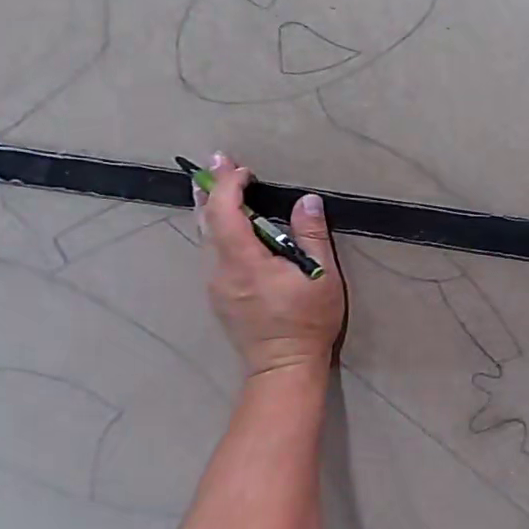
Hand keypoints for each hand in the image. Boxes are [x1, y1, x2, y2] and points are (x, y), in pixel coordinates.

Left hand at [200, 152, 345, 379]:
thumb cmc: (308, 322)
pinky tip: (227, 225)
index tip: (242, 168)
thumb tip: (307, 201)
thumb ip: (312, 236)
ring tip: (216, 184)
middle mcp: (221, 271)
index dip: (229, 186)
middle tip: (217, 160)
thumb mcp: (322, 278)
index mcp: (245, 263)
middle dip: (211, 188)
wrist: (283, 368)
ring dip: (212, 208)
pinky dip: (216, 229)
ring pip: (206, 238)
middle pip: (206, 222)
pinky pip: (212, 253)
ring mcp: (216, 285)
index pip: (226, 214)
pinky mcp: (219, 296)